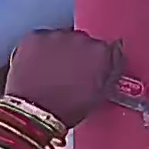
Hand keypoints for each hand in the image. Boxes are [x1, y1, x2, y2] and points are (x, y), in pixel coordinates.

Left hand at [4, 29, 121, 127]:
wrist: (33, 113)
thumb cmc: (66, 108)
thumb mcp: (101, 94)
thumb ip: (112, 69)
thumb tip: (115, 53)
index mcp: (101, 53)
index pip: (105, 47)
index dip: (97, 60)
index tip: (90, 69)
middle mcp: (82, 39)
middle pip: (83, 41)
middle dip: (77, 53)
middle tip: (68, 74)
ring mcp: (57, 36)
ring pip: (61, 38)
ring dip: (58, 50)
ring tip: (50, 72)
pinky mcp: (35, 37)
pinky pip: (40, 38)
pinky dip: (38, 48)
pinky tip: (37, 65)